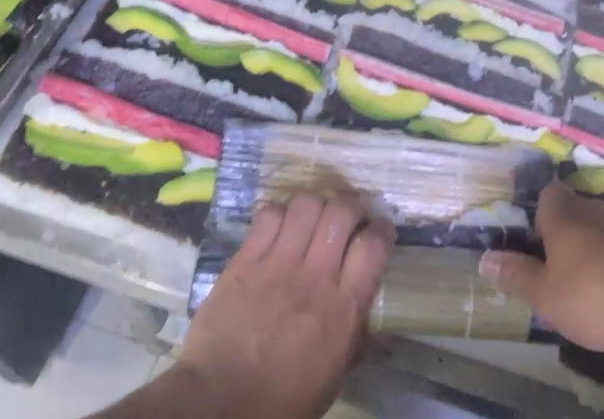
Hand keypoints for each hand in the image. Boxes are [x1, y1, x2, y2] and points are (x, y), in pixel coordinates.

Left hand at [173, 194, 396, 418]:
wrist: (222, 401)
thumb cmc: (285, 398)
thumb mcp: (335, 373)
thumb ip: (355, 335)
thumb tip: (371, 317)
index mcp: (344, 309)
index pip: (373, 246)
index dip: (381, 229)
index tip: (380, 229)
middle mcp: (315, 276)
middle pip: (341, 213)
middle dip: (351, 204)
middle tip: (350, 212)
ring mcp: (278, 264)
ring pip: (305, 205)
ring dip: (315, 204)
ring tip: (313, 215)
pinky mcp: (244, 261)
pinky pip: (267, 216)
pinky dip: (279, 212)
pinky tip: (280, 224)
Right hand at [480, 182, 603, 352]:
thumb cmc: (594, 296)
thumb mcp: (545, 295)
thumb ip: (516, 275)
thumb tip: (485, 259)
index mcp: (565, 213)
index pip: (547, 194)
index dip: (539, 215)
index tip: (535, 244)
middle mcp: (597, 208)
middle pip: (575, 211)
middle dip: (566, 235)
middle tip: (558, 270)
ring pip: (603, 229)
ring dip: (596, 250)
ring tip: (590, 286)